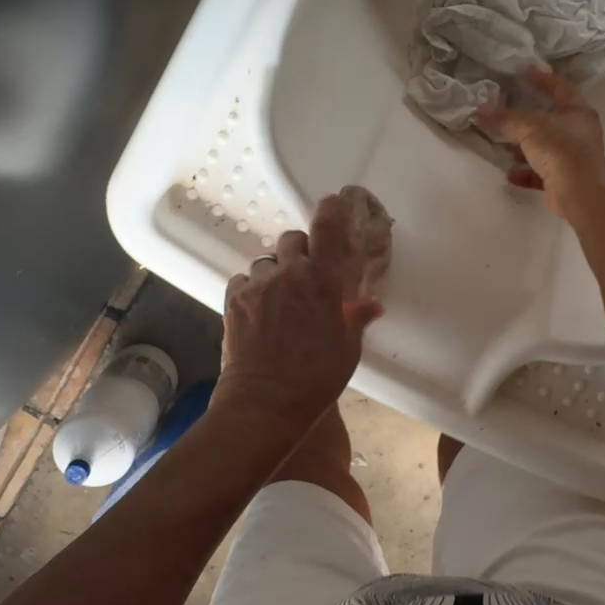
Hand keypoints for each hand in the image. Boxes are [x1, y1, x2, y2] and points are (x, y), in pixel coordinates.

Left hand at [214, 192, 385, 440]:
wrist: (265, 403)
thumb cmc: (316, 378)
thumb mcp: (347, 349)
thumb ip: (356, 319)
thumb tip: (371, 306)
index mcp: (324, 281)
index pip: (328, 230)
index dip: (330, 211)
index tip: (331, 202)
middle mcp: (290, 274)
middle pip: (293, 239)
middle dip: (301, 250)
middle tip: (305, 274)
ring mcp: (259, 285)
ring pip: (267, 262)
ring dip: (275, 273)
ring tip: (278, 300)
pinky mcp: (233, 300)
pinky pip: (243, 280)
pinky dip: (251, 289)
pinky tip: (258, 310)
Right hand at [477, 66, 604, 218]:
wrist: (579, 191)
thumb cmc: (560, 148)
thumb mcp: (530, 127)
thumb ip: (505, 119)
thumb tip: (480, 110)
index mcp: (577, 112)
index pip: (560, 87)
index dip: (543, 78)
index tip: (525, 70)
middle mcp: (578, 133)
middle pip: (551, 120)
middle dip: (528, 118)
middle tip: (508, 111)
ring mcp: (573, 158)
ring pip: (545, 148)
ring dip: (525, 149)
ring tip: (505, 148)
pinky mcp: (564, 180)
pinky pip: (541, 173)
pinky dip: (526, 173)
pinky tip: (510, 174)